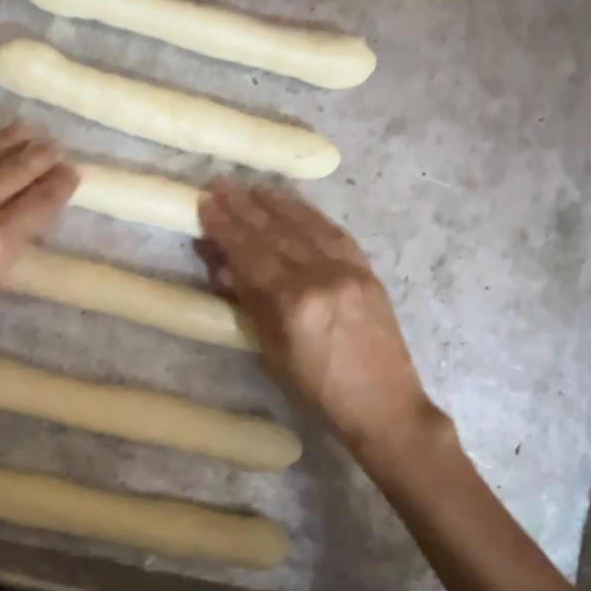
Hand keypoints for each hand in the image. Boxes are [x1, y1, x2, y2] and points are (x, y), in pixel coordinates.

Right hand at [198, 182, 439, 450]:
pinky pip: (335, 233)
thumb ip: (250, 304)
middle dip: (245, 207)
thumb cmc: (319, 391)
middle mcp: (323, 277)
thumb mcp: (272, 352)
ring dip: (277, 203)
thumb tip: (224, 266)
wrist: (384, 405)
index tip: (206, 204)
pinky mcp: (368, 272)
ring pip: (307, 226)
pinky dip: (310, 216)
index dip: (227, 227)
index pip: (252, 253)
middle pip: (277, 233)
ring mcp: (349, 270)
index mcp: (294, 303)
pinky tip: (294, 205)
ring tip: (252, 187)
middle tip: (219, 185)